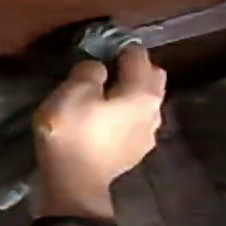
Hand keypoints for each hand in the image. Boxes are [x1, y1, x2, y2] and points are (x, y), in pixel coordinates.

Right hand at [31, 44, 167, 217]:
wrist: (75, 181)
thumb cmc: (72, 131)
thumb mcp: (72, 92)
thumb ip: (89, 71)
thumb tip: (98, 68)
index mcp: (142, 94)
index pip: (139, 59)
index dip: (121, 48)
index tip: (102, 44)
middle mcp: (154, 111)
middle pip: (152, 79)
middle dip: (135, 68)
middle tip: (107, 65)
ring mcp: (148, 134)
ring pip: (146, 101)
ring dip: (130, 91)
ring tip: (105, 90)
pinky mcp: (135, 150)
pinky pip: (136, 120)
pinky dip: (125, 111)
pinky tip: (107, 116)